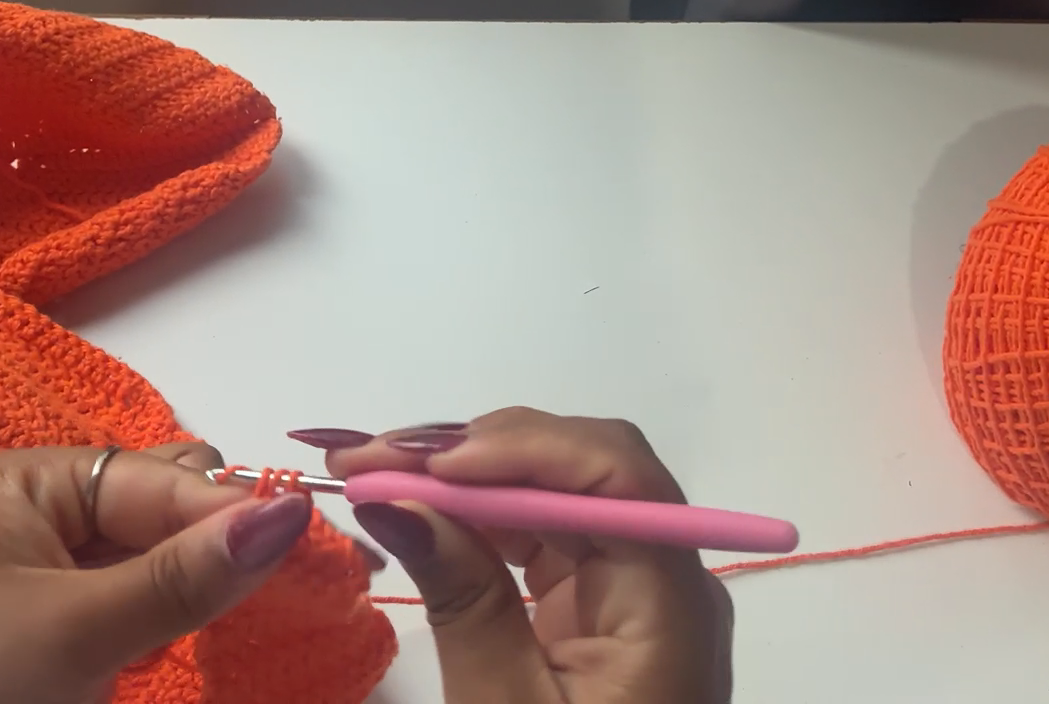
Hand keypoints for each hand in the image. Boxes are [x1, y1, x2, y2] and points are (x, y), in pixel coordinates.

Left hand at [0, 443, 332, 703]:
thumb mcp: (67, 636)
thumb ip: (184, 576)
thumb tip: (293, 512)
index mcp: (42, 479)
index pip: (174, 480)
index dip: (239, 514)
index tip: (310, 551)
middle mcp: (52, 507)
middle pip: (172, 505)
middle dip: (220, 541)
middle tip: (271, 586)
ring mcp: (52, 567)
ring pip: (162, 554)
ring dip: (200, 580)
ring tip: (232, 613)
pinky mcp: (53, 622)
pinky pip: (137, 597)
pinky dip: (170, 614)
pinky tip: (179, 636)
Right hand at [300, 408, 732, 702]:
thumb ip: (460, 597)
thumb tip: (392, 495)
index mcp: (670, 601)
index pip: (619, 475)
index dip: (526, 447)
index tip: (430, 461)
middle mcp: (664, 564)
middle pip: (584, 463)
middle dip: (480, 447)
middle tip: (377, 454)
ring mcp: (632, 569)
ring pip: (557, 480)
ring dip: (470, 468)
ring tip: (383, 467)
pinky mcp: (599, 582)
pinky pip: (544, 518)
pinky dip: (482, 504)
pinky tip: (426, 500)